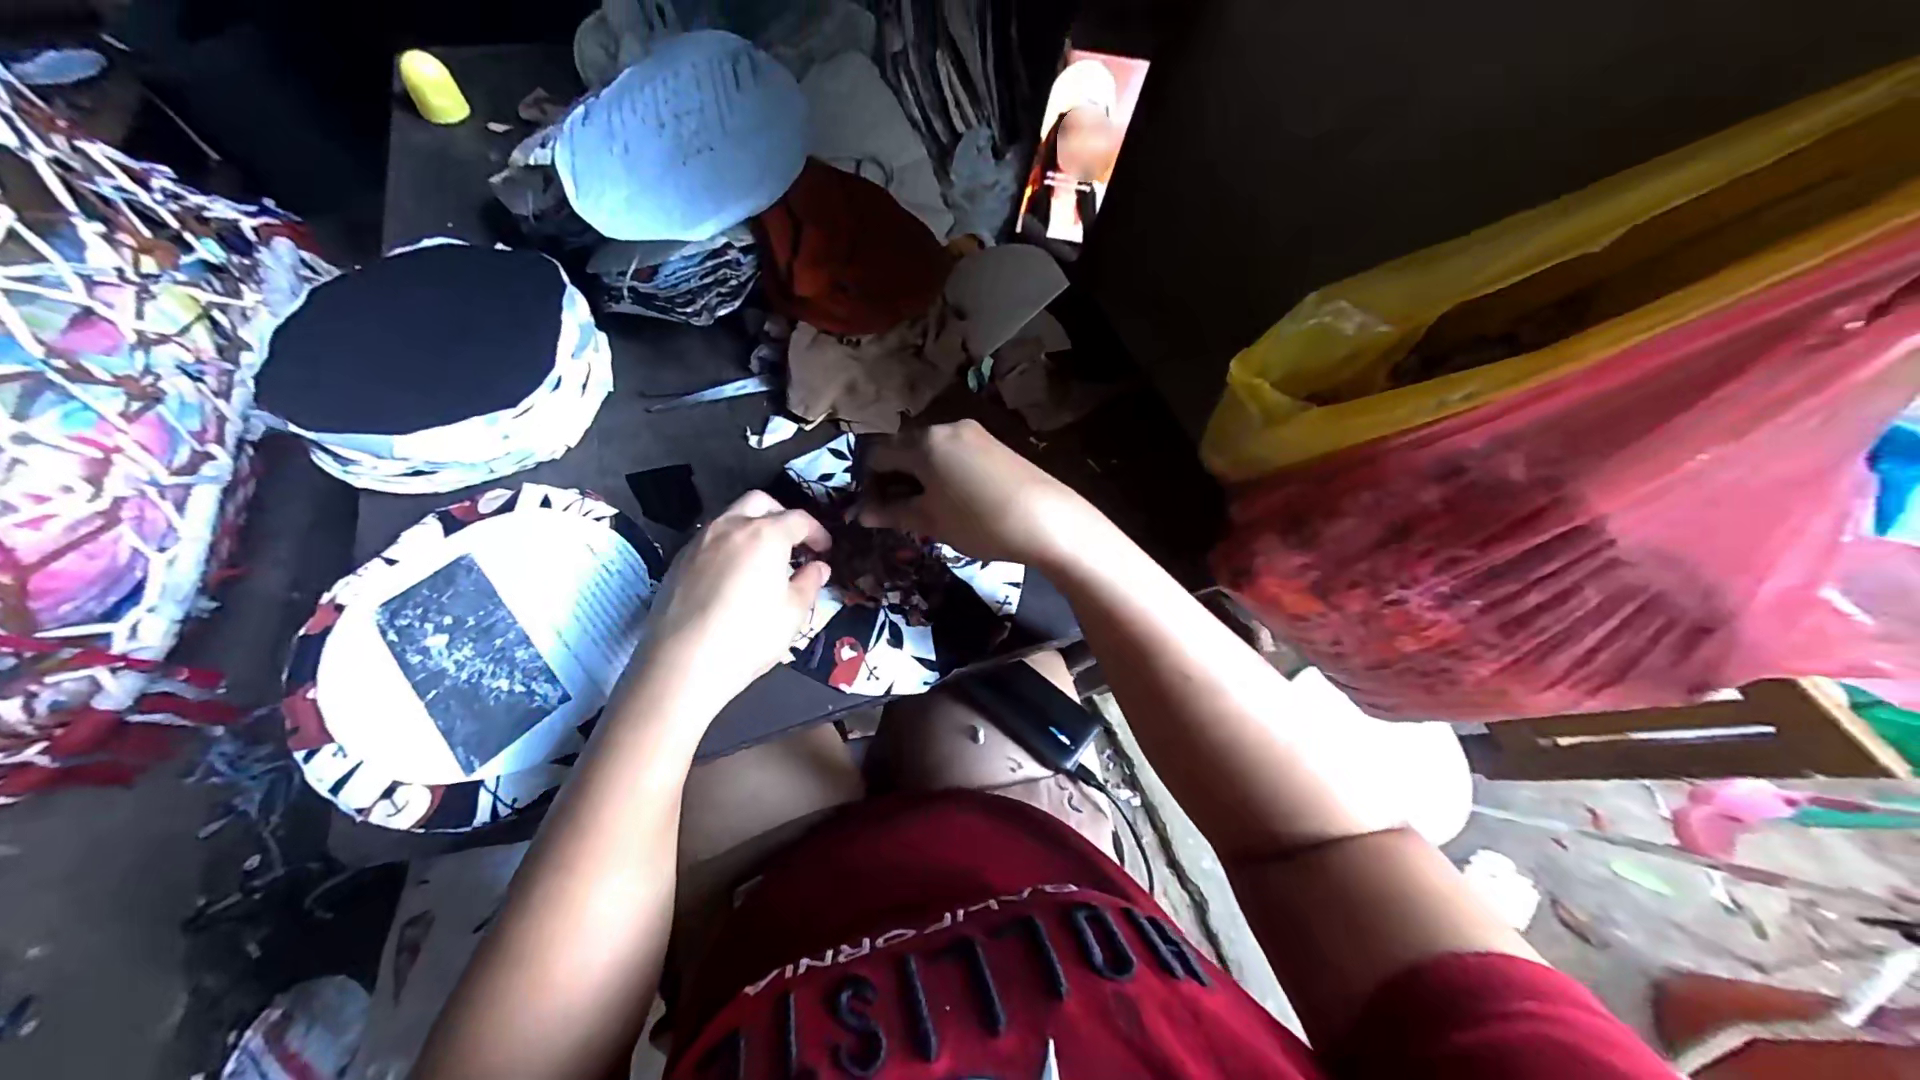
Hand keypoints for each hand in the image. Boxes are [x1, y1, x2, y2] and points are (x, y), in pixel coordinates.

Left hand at [632, 491, 831, 713]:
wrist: (682, 664)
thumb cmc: (748, 637)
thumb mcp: (793, 613)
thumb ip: (809, 583)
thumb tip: (818, 568)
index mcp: (765, 534)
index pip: (799, 519)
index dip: (817, 532)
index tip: (824, 550)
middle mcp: (730, 527)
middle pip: (761, 502)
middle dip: (782, 515)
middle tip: (794, 543)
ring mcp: (700, 541)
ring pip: (731, 516)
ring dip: (753, 527)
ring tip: (763, 558)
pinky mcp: (679, 561)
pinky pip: (710, 538)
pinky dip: (729, 544)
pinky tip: (734, 574)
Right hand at [857, 420, 1108, 567]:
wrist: (1047, 520)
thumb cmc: (978, 521)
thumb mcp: (931, 521)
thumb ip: (893, 513)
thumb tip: (862, 513)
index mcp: (923, 442)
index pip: (878, 455)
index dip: (870, 483)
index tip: (877, 511)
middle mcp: (945, 426)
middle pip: (904, 447)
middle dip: (896, 477)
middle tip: (902, 512)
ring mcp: (974, 432)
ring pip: (931, 449)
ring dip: (921, 474)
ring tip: (931, 508)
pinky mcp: (994, 442)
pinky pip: (955, 451)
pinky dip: (945, 470)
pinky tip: (957, 498)